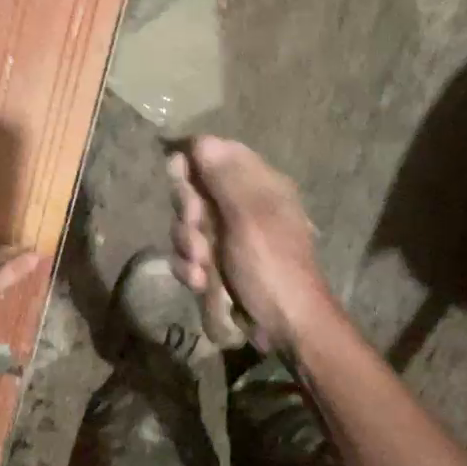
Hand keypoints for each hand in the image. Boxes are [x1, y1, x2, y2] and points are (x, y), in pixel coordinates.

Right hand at [167, 136, 333, 351]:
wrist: (285, 324)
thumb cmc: (271, 264)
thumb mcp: (248, 214)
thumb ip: (223, 175)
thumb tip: (201, 141)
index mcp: (257, 184)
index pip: (214, 153)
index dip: (192, 164)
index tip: (181, 180)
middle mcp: (241, 204)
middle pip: (193, 190)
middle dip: (187, 214)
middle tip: (198, 231)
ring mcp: (228, 236)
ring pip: (186, 226)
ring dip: (188, 247)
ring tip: (203, 268)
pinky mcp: (217, 264)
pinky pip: (189, 255)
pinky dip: (190, 269)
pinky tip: (200, 283)